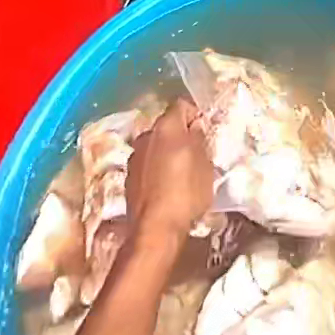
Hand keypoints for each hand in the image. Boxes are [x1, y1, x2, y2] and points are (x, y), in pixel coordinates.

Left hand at [126, 99, 213, 242]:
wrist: (155, 229)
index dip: (196, 114)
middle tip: (198, 152)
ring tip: (183, 172)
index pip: (182, 105)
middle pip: (167, 125)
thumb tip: (196, 126)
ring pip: (156, 145)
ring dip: (168, 152)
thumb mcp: (205, 164)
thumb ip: (200, 139)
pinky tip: (168, 187)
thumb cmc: (186, 192)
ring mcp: (134, 156)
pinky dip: (157, 169)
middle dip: (182, 134)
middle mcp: (146, 135)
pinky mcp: (129, 177)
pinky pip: (147, 164)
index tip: (206, 130)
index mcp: (166, 125)